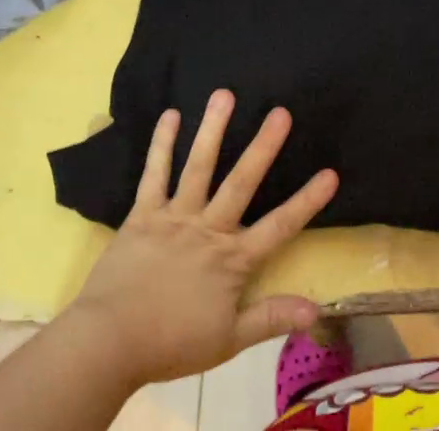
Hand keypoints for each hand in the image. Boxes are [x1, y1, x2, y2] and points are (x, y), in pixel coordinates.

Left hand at [67, 90, 338, 387]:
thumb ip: (272, 317)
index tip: (331, 173)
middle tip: (280, 112)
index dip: (306, 201)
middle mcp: (208, 229)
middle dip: (263, 146)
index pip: (279, 226)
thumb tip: (318, 310)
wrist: (108, 343)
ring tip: (224, 95)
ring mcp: (173, 218)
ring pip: (198, 167)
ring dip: (212, 130)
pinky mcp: (142, 215)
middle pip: (241, 183)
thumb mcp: (228, 340)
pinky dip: (162, 145)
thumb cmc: (170, 344)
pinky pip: (154, 175)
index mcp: (232, 260)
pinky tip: (170, 116)